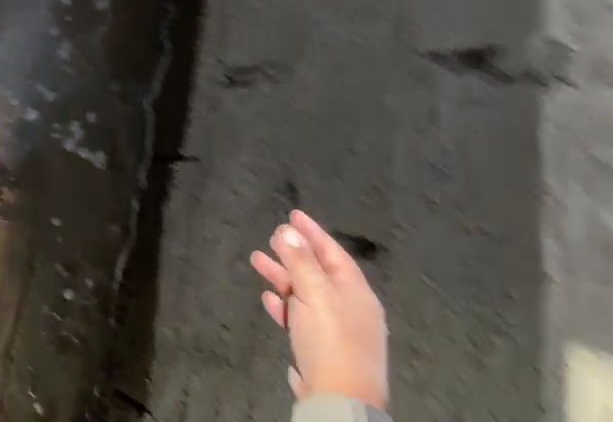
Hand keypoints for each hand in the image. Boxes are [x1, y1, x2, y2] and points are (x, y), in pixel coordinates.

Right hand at [249, 209, 387, 409]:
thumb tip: (288, 231)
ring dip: (283, 276)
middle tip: (272, 235)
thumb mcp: (314, 294)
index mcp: (355, 293)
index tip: (293, 214)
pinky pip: (301, 316)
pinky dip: (285, 304)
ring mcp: (336, 329)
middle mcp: (349, 308)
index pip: (333, 253)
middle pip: (318, 272)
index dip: (313, 233)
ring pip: (306, 292)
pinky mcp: (321, 347)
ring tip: (257, 261)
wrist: (339, 399)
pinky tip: (269, 299)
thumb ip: (300, 262)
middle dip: (294, 253)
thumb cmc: (331, 340)